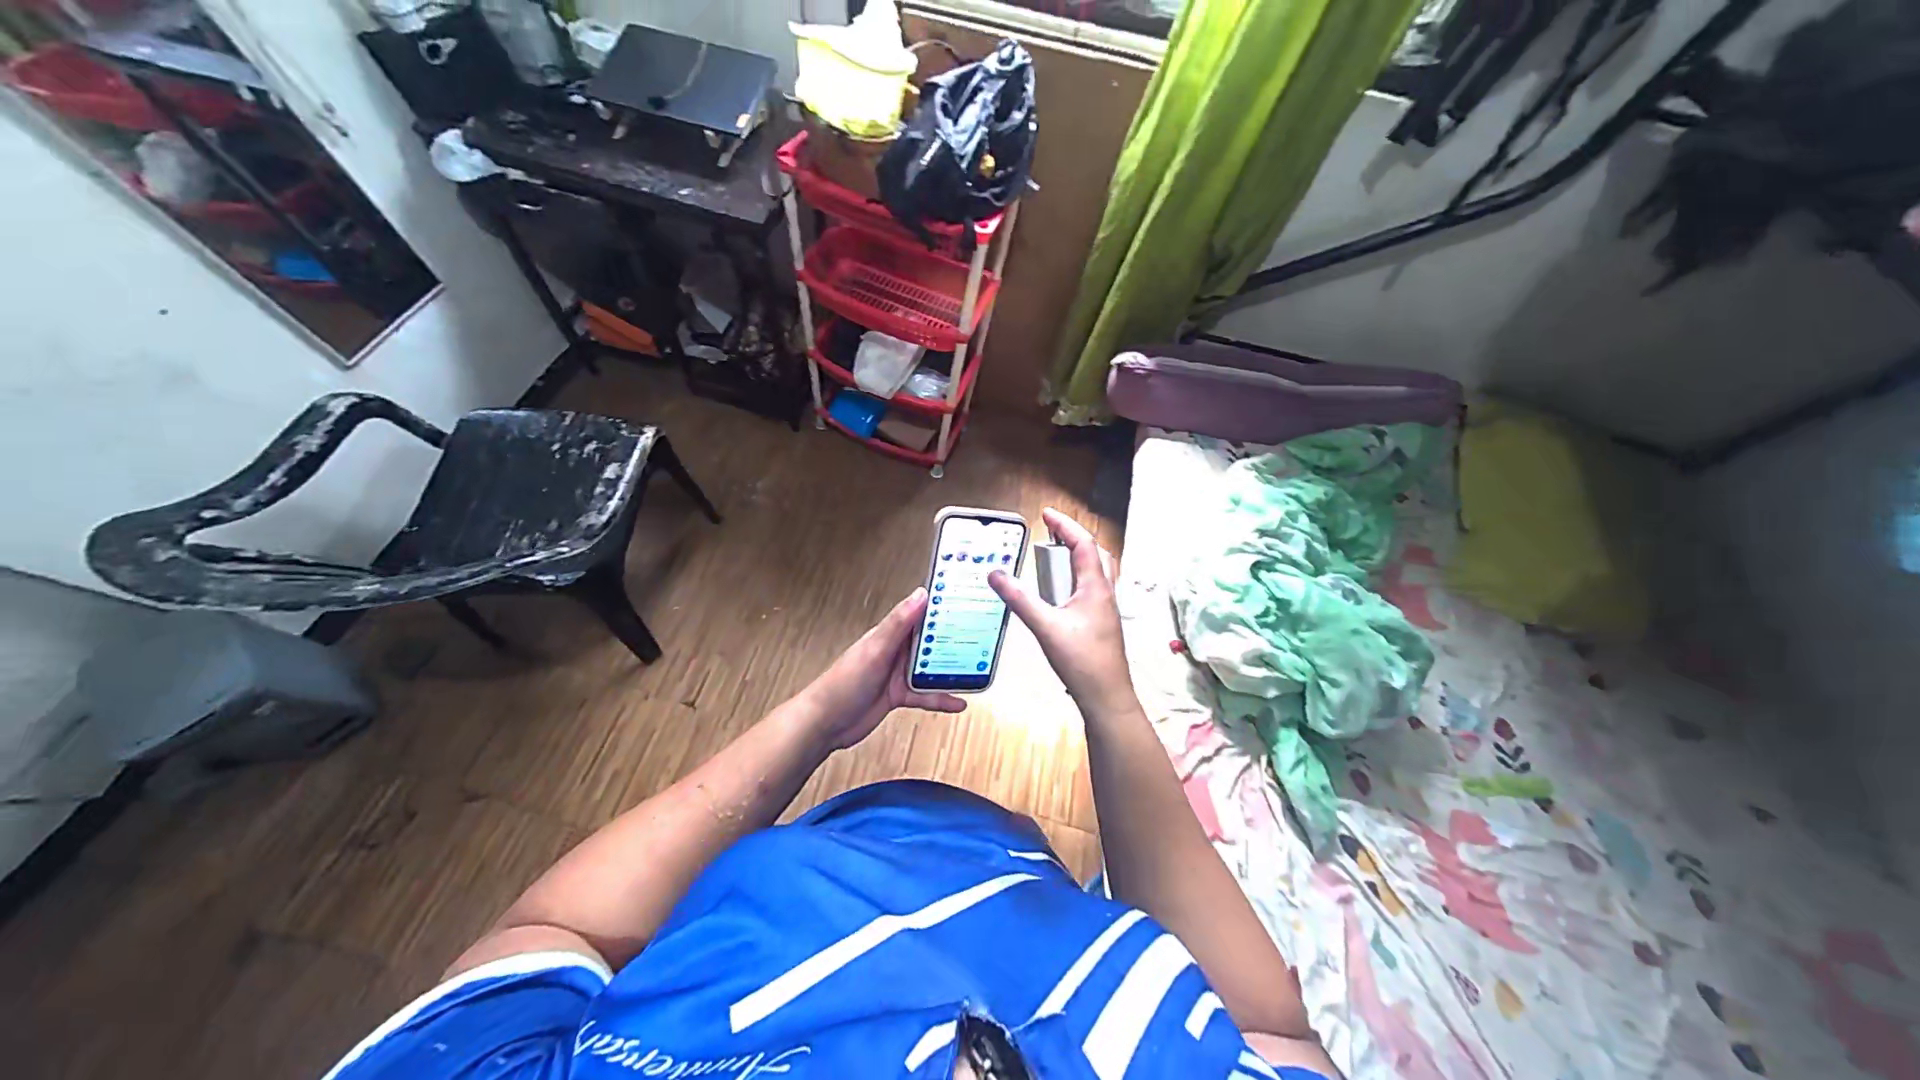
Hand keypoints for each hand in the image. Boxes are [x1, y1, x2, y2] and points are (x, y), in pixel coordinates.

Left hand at [800, 589, 965, 749]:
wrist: (824, 723)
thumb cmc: (842, 683)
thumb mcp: (875, 650)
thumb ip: (899, 623)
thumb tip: (921, 594)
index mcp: (889, 634)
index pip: (920, 615)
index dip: (941, 608)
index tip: (965, 601)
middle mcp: (895, 651)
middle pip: (930, 642)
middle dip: (953, 640)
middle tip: (981, 637)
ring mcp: (896, 674)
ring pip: (931, 669)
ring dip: (950, 671)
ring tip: (976, 669)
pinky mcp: (897, 695)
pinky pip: (925, 695)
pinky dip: (941, 698)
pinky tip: (958, 702)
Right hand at [988, 508, 1136, 717]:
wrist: (1107, 696)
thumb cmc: (1083, 661)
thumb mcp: (1045, 627)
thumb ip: (1019, 599)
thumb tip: (996, 574)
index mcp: (1096, 587)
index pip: (1083, 543)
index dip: (1065, 525)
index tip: (1047, 513)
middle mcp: (1105, 593)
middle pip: (1094, 554)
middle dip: (1072, 539)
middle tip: (1049, 535)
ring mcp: (1105, 610)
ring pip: (1094, 573)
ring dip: (1075, 560)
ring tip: (1051, 561)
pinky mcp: (1101, 624)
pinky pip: (1089, 591)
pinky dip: (1074, 581)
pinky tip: (1058, 596)